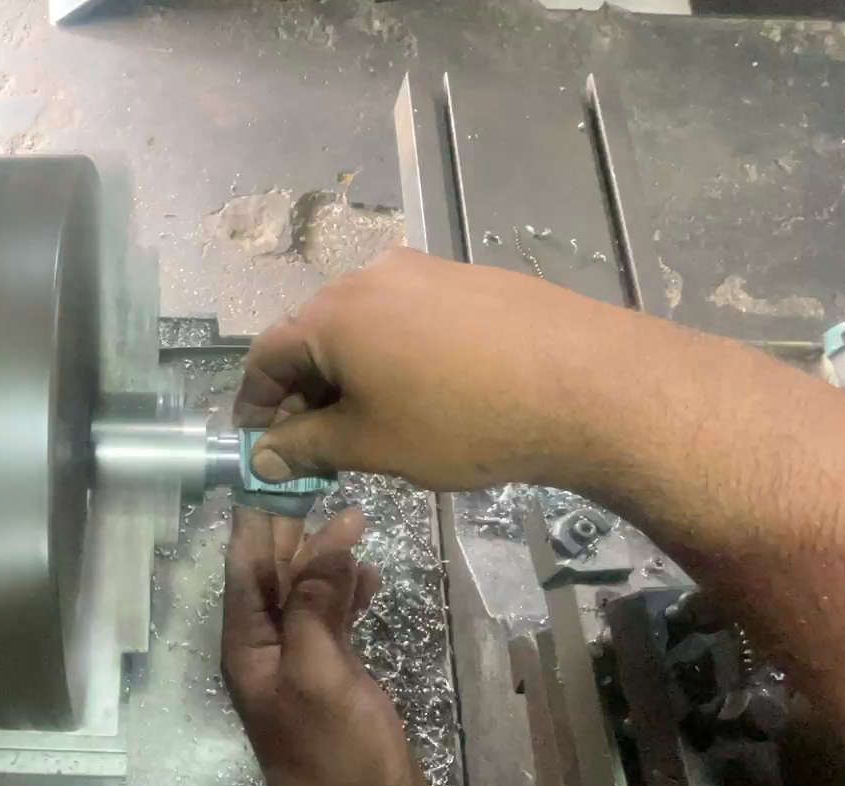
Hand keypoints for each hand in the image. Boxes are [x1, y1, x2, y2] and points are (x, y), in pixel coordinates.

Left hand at [220, 505, 424, 785]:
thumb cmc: (333, 757)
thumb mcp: (320, 673)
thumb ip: (315, 606)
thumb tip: (323, 545)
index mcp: (248, 642)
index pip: (245, 565)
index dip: (260, 520)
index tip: (279, 474)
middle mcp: (266, 646)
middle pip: (276, 574)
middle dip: (299, 532)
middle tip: (330, 488)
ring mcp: (300, 661)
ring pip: (306, 593)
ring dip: (327, 559)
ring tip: (358, 521)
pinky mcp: (331, 676)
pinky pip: (331, 621)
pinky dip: (346, 595)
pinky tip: (368, 576)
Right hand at [236, 247, 712, 492]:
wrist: (590, 386)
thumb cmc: (460, 421)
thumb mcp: (368, 444)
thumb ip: (303, 446)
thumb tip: (262, 455)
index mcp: (332, 312)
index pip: (265, 355)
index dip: (254, 403)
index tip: (258, 443)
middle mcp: (369, 276)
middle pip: (310, 335)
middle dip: (300, 391)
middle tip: (311, 442)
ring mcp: (423, 270)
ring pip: (358, 325)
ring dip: (344, 374)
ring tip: (364, 422)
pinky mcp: (467, 278)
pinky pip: (402, 317)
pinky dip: (386, 356)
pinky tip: (416, 392)